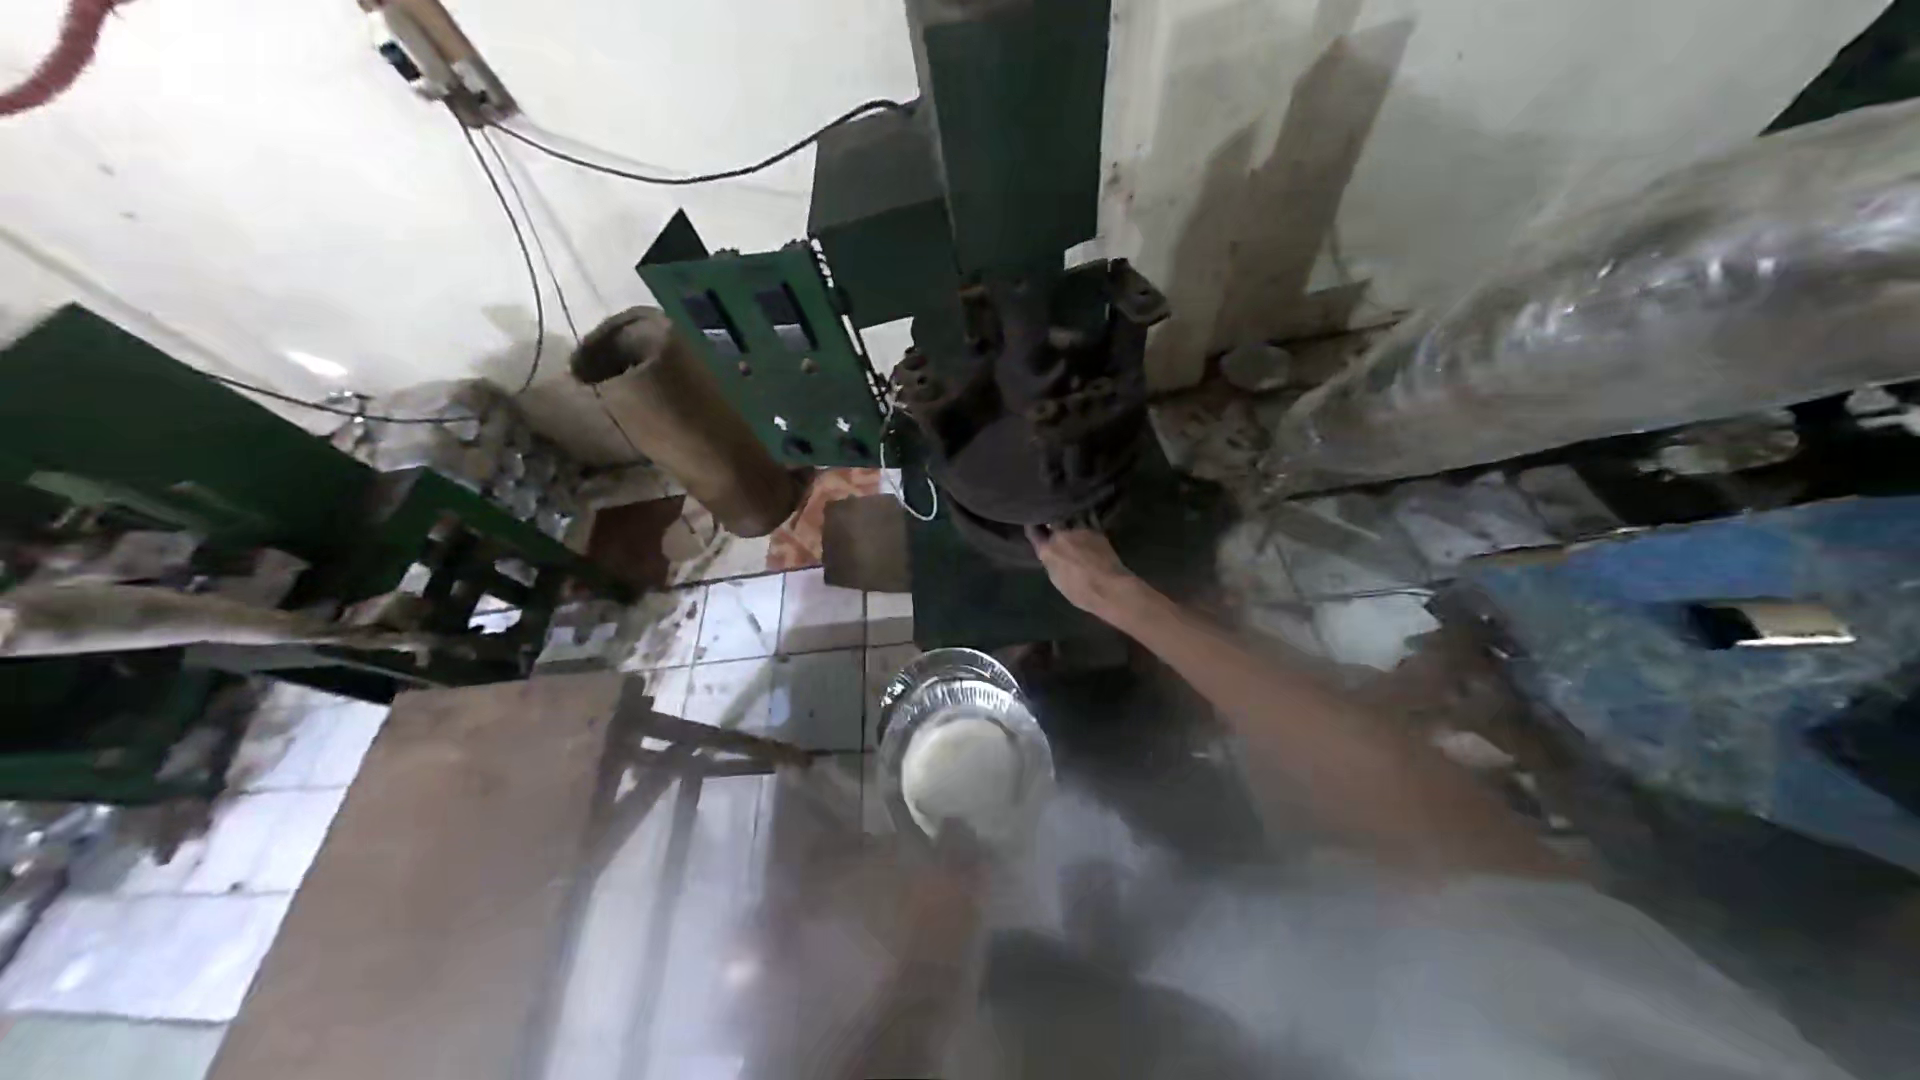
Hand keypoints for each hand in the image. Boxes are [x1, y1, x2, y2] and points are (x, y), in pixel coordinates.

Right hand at [1025, 525, 1142, 620]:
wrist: (1109, 587)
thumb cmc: (1081, 592)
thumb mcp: (1058, 580)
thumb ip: (1051, 562)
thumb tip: (1052, 553)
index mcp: (1047, 551)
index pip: (1033, 531)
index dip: (1032, 527)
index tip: (1033, 524)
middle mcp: (1060, 536)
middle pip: (1051, 519)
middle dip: (1050, 519)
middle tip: (1052, 519)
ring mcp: (1079, 530)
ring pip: (1070, 514)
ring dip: (1068, 515)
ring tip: (1069, 515)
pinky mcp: (1096, 529)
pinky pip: (1087, 516)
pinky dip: (1085, 515)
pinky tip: (1085, 515)